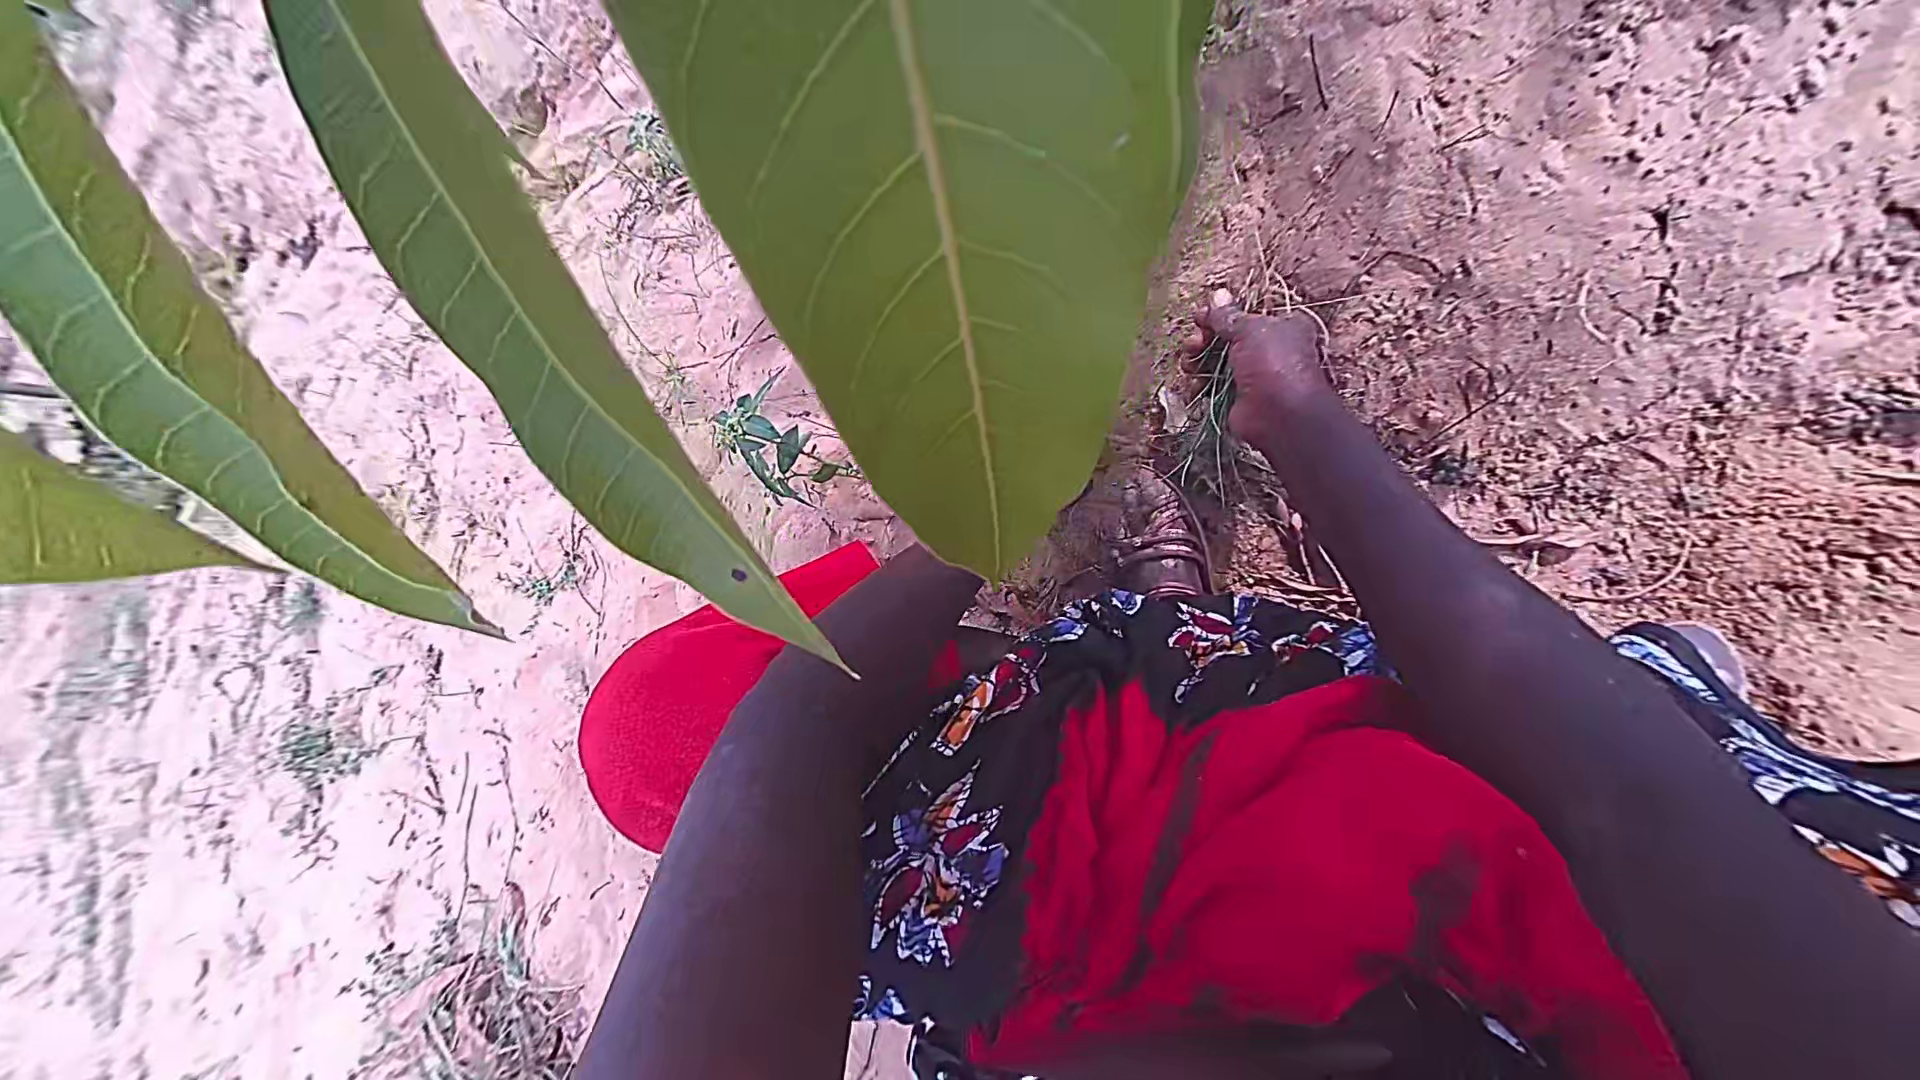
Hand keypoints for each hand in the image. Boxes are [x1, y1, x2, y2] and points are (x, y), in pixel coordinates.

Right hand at [1187, 291, 1330, 442]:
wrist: (1279, 414)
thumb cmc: (1273, 363)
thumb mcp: (1251, 330)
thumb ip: (1229, 316)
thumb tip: (1216, 295)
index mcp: (1278, 327)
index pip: (1242, 316)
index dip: (1218, 317)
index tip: (1198, 319)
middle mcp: (1265, 350)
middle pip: (1224, 339)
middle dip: (1203, 340)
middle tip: (1193, 345)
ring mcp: (1250, 375)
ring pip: (1214, 363)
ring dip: (1197, 362)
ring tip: (1190, 365)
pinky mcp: (1235, 398)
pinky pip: (1211, 386)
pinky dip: (1199, 385)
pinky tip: (1194, 386)